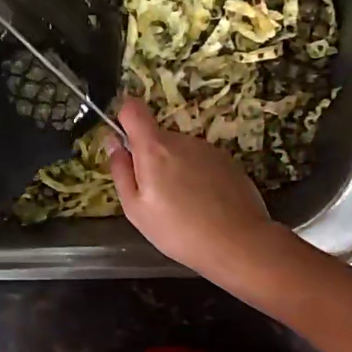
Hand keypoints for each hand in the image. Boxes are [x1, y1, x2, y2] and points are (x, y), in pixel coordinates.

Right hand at [108, 97, 281, 275]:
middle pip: (158, 137)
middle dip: (151, 159)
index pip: (132, 109)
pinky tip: (204, 205)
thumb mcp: (136, 209)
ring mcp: (208, 149)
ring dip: (176, 169)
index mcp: (154, 148)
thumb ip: (121, 172)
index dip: (124, 119)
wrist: (237, 242)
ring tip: (183, 205)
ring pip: (181, 151)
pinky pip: (201, 162)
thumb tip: (114, 143)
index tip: (126, 145)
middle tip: (156, 196)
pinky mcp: (228, 161)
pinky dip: (197, 177)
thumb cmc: (178, 230)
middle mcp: (182, 140)